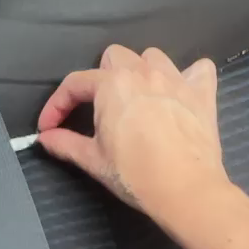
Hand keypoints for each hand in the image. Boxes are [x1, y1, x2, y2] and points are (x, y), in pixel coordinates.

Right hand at [36, 44, 232, 223]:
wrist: (186, 190)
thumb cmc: (137, 176)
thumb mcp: (94, 161)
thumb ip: (66, 144)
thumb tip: (46, 138)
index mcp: (111, 85)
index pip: (75, 84)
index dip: (57, 105)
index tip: (50, 127)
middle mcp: (143, 72)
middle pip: (114, 57)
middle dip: (101, 78)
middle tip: (100, 108)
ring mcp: (176, 79)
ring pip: (152, 57)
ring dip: (141, 71)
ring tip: (138, 97)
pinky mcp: (203, 93)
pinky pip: (199, 69)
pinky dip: (189, 76)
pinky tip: (180, 94)